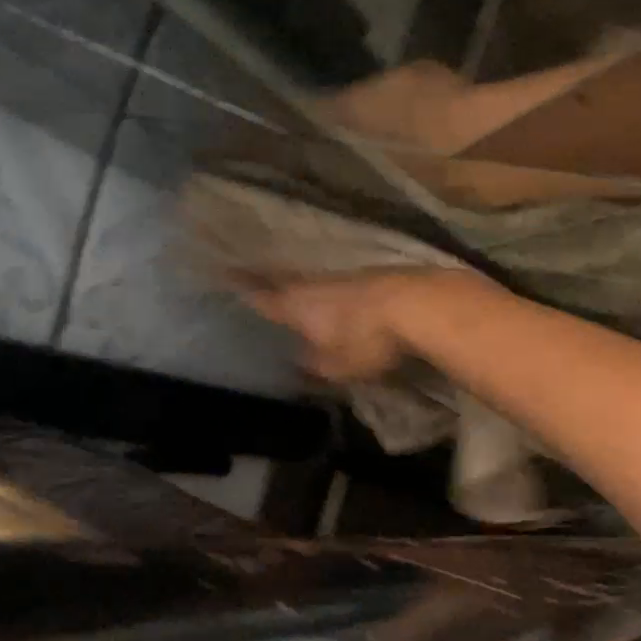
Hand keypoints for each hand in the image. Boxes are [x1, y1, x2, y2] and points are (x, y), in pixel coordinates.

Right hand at [240, 268, 482, 382]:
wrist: (418, 304)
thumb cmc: (366, 339)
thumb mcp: (336, 366)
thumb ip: (314, 366)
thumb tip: (299, 363)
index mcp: (297, 304)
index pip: (261, 295)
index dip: (242, 288)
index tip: (223, 274)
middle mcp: (316, 284)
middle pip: (288, 282)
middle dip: (272, 282)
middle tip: (254, 276)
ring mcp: (347, 278)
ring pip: (318, 282)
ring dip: (307, 288)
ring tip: (298, 294)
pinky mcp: (376, 279)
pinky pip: (345, 286)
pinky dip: (337, 294)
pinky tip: (341, 300)